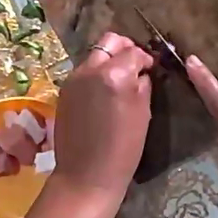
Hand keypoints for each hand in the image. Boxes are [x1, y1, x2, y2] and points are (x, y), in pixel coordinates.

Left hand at [47, 32, 152, 198]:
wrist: (86, 175)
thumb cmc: (124, 147)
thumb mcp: (143, 112)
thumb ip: (142, 85)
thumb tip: (141, 73)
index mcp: (114, 75)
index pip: (134, 51)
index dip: (146, 58)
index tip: (152, 69)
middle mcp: (90, 71)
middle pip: (109, 42)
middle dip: (125, 48)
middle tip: (136, 65)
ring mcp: (73, 80)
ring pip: (95, 56)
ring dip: (110, 61)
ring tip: (121, 81)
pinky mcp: (64, 92)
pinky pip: (84, 72)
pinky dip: (97, 75)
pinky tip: (106, 94)